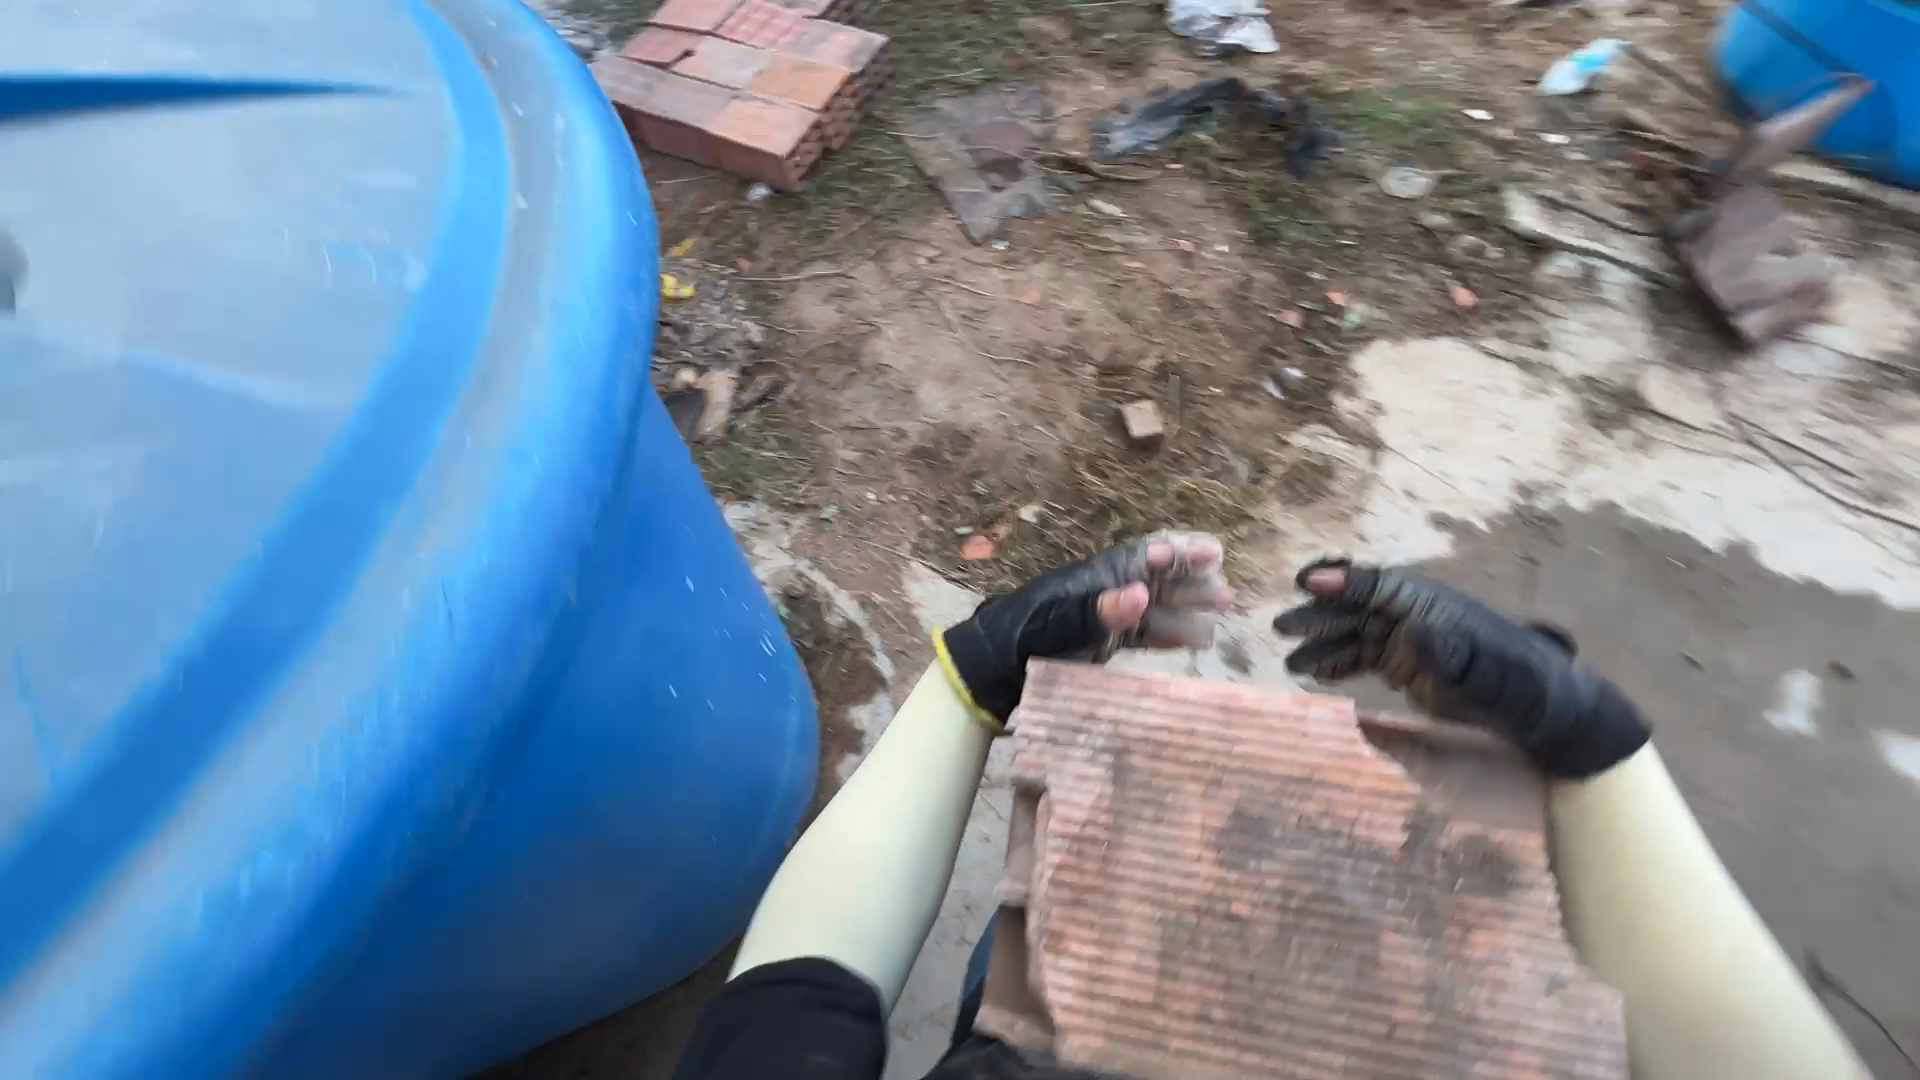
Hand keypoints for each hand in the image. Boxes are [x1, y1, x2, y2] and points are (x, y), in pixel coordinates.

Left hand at [937, 532, 1234, 730]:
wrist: (994, 666)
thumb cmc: (1025, 636)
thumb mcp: (1060, 623)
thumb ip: (1098, 610)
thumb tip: (1141, 593)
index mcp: (1094, 579)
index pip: (1141, 559)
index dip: (1176, 553)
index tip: (1212, 552)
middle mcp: (1103, 594)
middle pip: (1154, 581)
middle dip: (1190, 581)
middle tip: (1227, 589)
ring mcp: (1103, 619)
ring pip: (1154, 609)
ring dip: (1186, 608)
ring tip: (1222, 608)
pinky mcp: (1102, 644)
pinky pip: (1141, 636)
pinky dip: (1167, 636)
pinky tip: (1194, 640)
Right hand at [1270, 558, 1647, 777]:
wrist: (1542, 711)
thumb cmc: (1519, 684)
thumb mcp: (1488, 669)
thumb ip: (1451, 651)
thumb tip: (1413, 629)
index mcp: (1431, 606)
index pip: (1379, 586)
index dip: (1342, 581)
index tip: (1305, 582)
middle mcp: (1411, 616)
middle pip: (1354, 608)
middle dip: (1316, 615)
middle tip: (1280, 627)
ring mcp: (1404, 640)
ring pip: (1350, 634)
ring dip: (1318, 645)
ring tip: (1289, 663)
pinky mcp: (1402, 664)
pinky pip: (1358, 657)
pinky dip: (1334, 664)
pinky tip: (1313, 675)